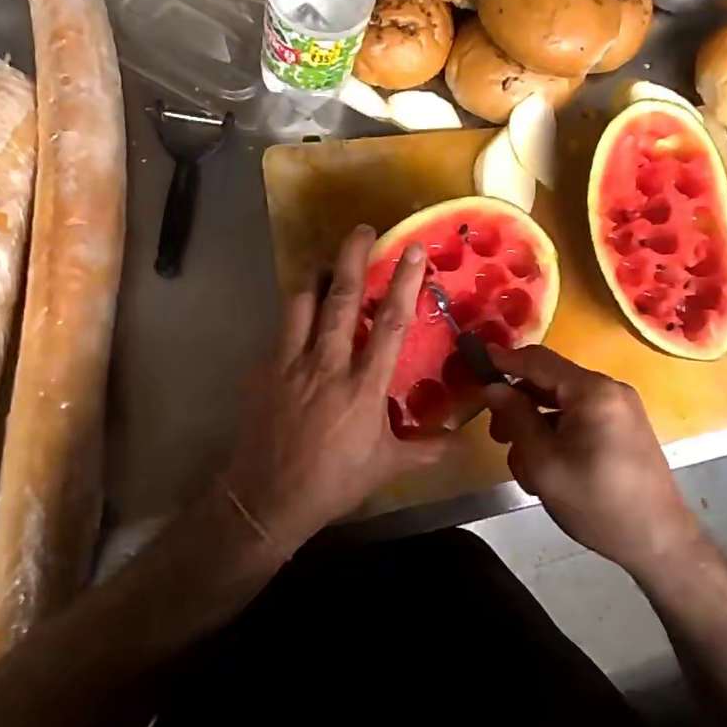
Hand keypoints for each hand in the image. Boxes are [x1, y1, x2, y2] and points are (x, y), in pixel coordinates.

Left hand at [220, 224, 450, 547]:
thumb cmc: (333, 481)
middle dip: (352, 258)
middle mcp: (327, 364)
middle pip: (341, 298)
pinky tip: (302, 320)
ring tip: (327, 267)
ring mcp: (290, 363)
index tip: (412, 250)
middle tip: (362, 229)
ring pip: (302, 305)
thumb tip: (462, 439)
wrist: (267, 497)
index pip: (390, 323)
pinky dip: (295, 315)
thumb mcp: (387, 467)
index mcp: (363, 385)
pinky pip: (281, 330)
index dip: (403, 282)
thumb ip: (426, 449)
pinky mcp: (265, 370)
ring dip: (317, 280)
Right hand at [483, 346, 702, 573]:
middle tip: (496, 435)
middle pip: (550, 381)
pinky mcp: (623, 427)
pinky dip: (556, 432)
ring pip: (561, 402)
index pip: (538, 360)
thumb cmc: (597, 502)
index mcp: (593, 391)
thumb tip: (493, 387)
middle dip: (518, 404)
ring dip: (535, 423)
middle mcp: (609, 390)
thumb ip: (516, 418)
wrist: (659, 541)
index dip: (504, 360)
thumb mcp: (544, 463)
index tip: (475, 363)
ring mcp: (619, 408)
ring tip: (523, 463)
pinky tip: (546, 466)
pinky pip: (579, 416)